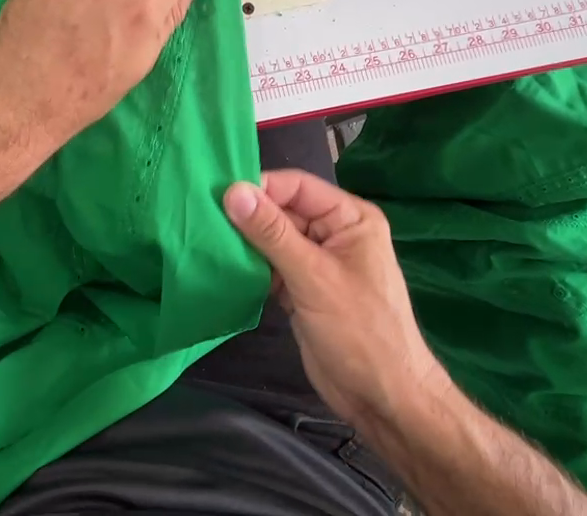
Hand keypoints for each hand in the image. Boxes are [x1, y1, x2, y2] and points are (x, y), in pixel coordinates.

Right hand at [223, 171, 443, 429]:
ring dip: (245, 241)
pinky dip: (250, 266)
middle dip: (248, 215)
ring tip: (206, 238)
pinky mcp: (302, 288)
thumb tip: (232, 190)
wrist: (382, 400)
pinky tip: (222, 265)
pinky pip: (270, 264)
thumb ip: (271, 232)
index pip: (297, 186)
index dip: (260, 187)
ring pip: (272, 238)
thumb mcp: (314, 277)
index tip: (218, 196)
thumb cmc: (360, 332)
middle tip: (204, 218)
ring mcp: (317, 262)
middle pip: (282, 210)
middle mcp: (333, 233)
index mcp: (350, 218)